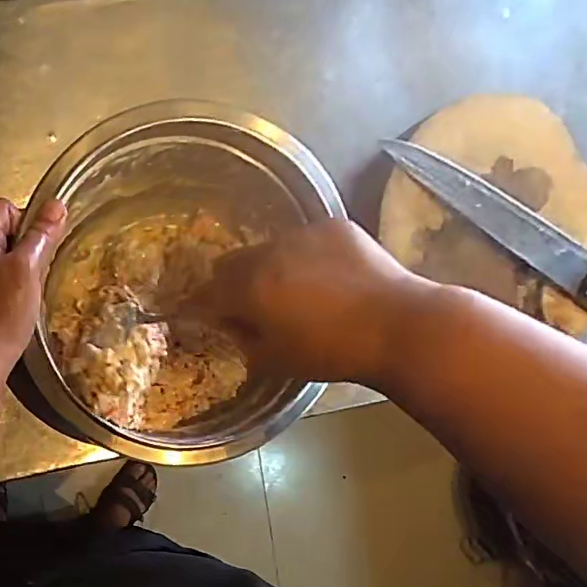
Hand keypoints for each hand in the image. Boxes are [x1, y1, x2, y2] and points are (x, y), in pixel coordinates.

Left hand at [0, 198, 66, 358]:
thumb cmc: (5, 309)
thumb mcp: (28, 267)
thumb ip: (41, 235)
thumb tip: (57, 205)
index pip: (4, 208)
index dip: (27, 218)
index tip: (41, 243)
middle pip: (6, 231)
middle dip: (29, 242)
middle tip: (42, 265)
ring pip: (8, 256)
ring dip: (27, 264)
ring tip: (36, 283)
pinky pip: (7, 277)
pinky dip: (21, 282)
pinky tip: (28, 298)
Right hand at [197, 218, 440, 384]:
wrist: (396, 324)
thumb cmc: (331, 352)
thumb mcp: (277, 360)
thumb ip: (244, 341)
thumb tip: (231, 325)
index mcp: (250, 288)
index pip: (207, 294)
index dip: (195, 305)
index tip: (190, 311)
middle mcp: (270, 252)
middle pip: (233, 262)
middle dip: (229, 283)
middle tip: (241, 304)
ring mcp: (304, 234)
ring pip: (269, 248)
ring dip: (267, 268)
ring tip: (289, 291)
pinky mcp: (334, 226)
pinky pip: (304, 240)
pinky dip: (302, 258)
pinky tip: (324, 279)